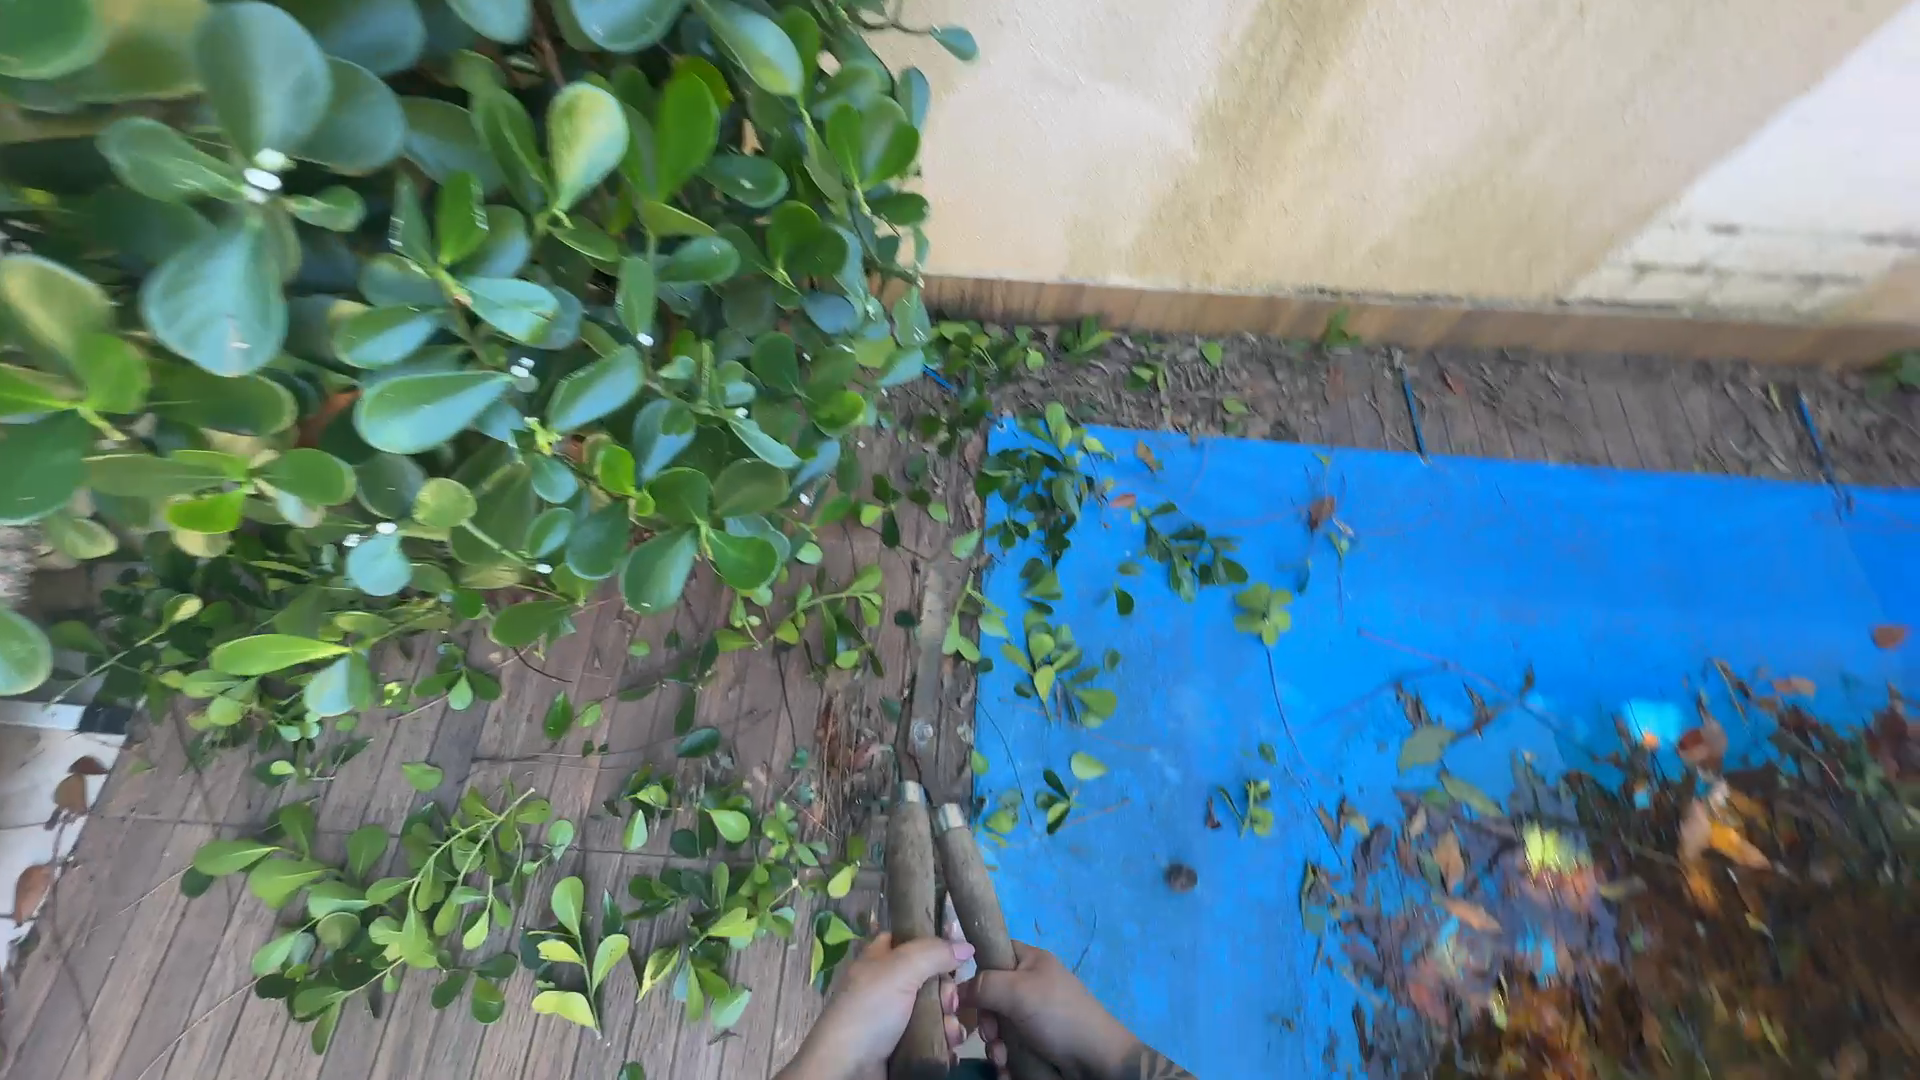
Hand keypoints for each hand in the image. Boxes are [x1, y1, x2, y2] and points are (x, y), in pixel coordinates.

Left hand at [777, 932, 974, 1079]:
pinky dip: (946, 1039)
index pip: (908, 938)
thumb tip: (967, 946)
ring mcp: (897, 1019)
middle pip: (930, 976)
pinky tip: (951, 1044)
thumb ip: (934, 952)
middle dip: (947, 988)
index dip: (932, 939)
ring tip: (950, 1030)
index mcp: (880, 959)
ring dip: (950, 1017)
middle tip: (949, 1000)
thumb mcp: (901, 969)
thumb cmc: (869, 1010)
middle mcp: (889, 986)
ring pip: (936, 1008)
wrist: (846, 1073)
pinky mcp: (906, 1047)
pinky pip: (935, 1036)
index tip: (957, 947)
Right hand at [961, 942, 1141, 1079]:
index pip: (993, 952)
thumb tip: (954, 991)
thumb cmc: (1056, 1013)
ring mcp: (1034, 1015)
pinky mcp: (1037, 1042)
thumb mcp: (1017, 990)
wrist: (1096, 1060)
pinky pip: (1010, 1046)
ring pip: (998, 1025)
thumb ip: (983, 984)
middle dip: (986, 1020)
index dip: (976, 971)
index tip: (966, 995)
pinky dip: (1005, 1059)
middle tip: (991, 1034)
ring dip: (994, 1044)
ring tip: (1002, 1058)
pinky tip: (1007, 1070)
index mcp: (1029, 960)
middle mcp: (1030, 984)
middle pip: (991, 995)